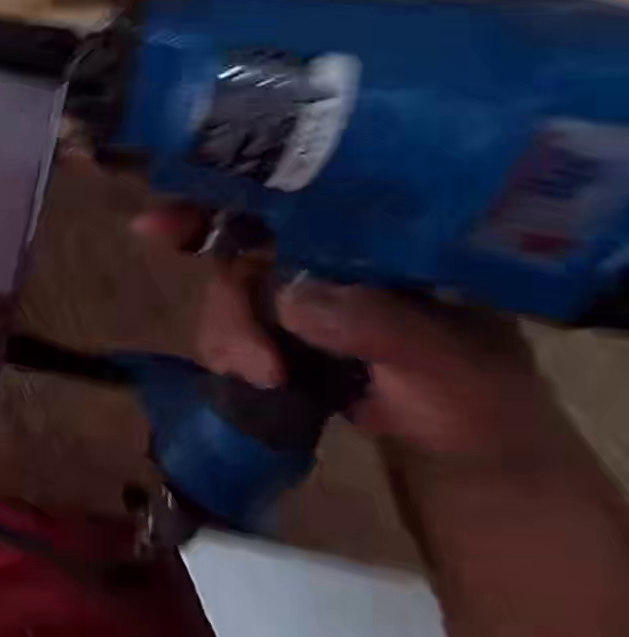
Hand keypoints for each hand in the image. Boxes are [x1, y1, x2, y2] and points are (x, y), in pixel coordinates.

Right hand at [135, 205, 576, 469]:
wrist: (466, 441)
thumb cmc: (473, 389)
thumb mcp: (446, 358)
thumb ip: (378, 326)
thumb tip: (290, 301)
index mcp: (360, 233)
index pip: (277, 195)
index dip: (215, 198)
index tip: (162, 227)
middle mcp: (310, 246)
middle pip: (231, 246)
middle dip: (225, 299)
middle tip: (244, 358)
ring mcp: (280, 284)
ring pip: (220, 290)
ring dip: (230, 336)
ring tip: (268, 382)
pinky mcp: (260, 321)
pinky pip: (216, 324)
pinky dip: (225, 351)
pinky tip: (252, 379)